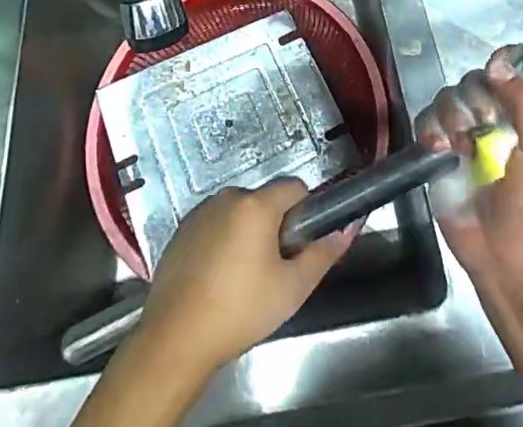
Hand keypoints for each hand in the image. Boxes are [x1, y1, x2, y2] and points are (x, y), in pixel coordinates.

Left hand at [137, 178, 354, 371]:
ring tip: (245, 279)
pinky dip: (223, 242)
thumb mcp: (292, 287)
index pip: (294, 187)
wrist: (177, 335)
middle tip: (275, 269)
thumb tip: (345, 230)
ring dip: (249, 234)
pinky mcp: (182, 230)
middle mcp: (226, 198)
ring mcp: (200, 212)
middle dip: (276, 227)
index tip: (301, 245)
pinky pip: (215, 225)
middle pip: (265, 201)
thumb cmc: (241, 309)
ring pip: (239, 214)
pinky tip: (219, 279)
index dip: (305, 212)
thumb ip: (323, 254)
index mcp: (255, 205)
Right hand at [416, 47, 522, 285]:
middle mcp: (493, 123)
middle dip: (470, 99)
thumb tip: (498, 64)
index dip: (495, 73)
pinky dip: (428, 130)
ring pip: (445, 100)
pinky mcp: (438, 156)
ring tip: (457, 146)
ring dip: (449, 115)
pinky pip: (424, 124)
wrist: (510, 262)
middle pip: (470, 83)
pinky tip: (439, 151)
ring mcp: (464, 139)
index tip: (491, 83)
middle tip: (476, 127)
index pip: (505, 75)